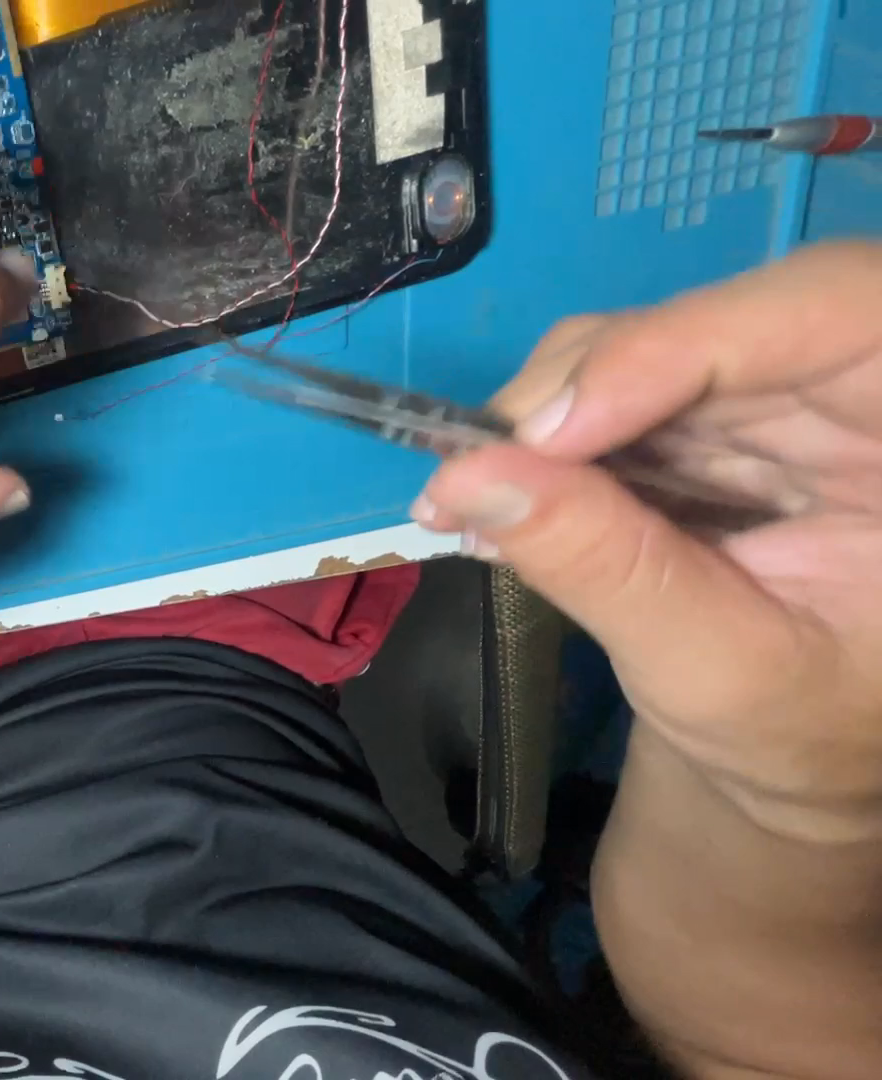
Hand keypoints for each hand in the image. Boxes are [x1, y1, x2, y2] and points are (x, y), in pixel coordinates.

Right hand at [418, 241, 881, 841]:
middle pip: (701, 324)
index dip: (670, 348)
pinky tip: (499, 501)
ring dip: (530, 426)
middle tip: (472, 475)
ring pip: (628, 349)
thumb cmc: (803, 732)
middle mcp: (862, 391)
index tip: (541, 439)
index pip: (825, 314)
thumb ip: (602, 568)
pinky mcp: (704, 424)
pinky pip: (594, 398)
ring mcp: (780, 403)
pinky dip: (527, 449)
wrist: (800, 747)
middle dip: (565, 395)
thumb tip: (460, 479)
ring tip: (473, 503)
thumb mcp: (712, 668)